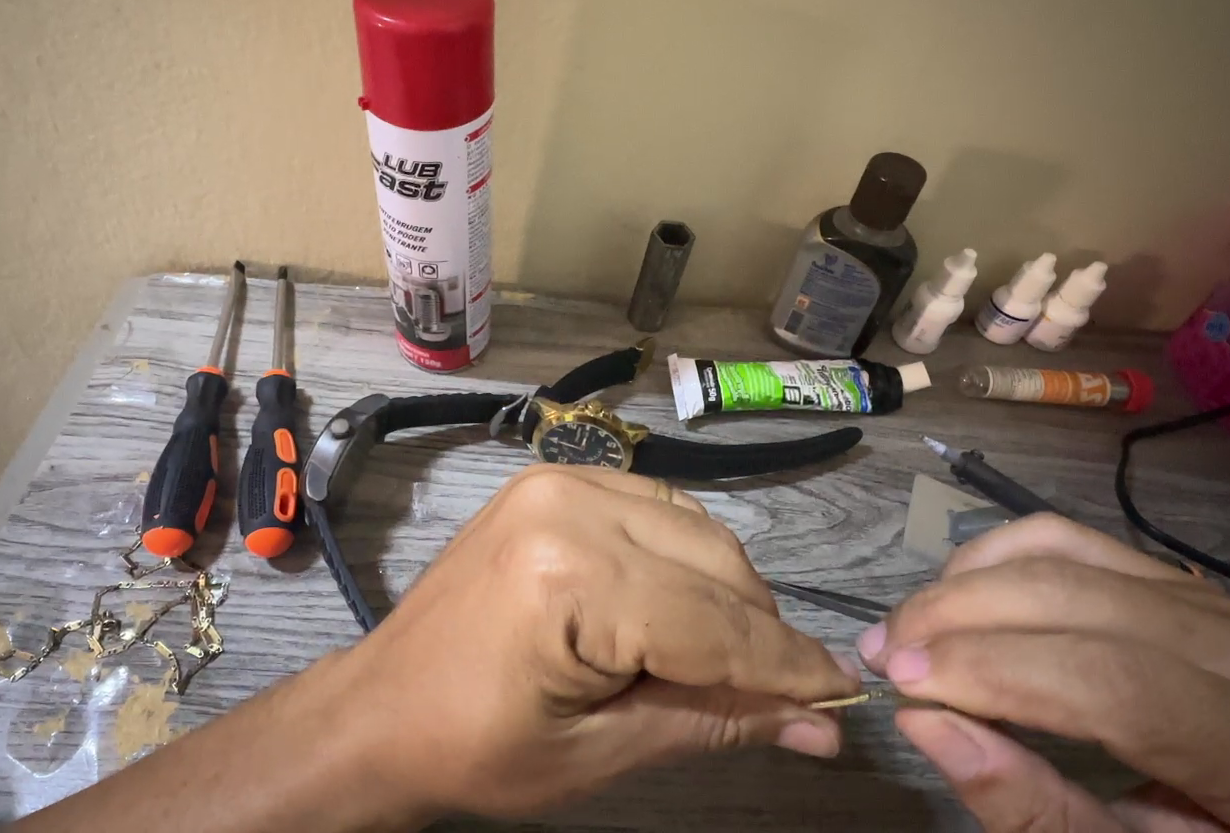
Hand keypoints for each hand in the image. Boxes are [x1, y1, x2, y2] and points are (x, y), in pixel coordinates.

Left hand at [339, 464, 853, 817]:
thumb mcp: (602, 750)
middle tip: (778, 692)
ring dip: (725, 588)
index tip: (845, 692)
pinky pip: (655, 504)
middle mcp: (570, 504)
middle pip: (714, 561)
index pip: (713, 620)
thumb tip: (821, 721)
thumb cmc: (478, 746)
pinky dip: (684, 551)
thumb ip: (715, 719)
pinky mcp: (553, 478)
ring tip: (721, 653)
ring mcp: (559, 480)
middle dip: (757, 629)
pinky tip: (678, 598)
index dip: (786, 664)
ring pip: (693, 525)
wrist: (385, 703)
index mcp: (571, 575)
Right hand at [859, 514, 1229, 831]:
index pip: (1119, 685)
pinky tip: (957, 591)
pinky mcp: (1175, 583)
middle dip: (957, 619)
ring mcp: (1217, 606)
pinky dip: (996, 555)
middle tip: (879, 654)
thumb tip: (922, 724)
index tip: (900, 686)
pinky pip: (1069, 540)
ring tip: (906, 628)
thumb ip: (1036, 811)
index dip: (997, 673)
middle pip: (1076, 603)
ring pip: (1061, 556)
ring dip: (965, 584)